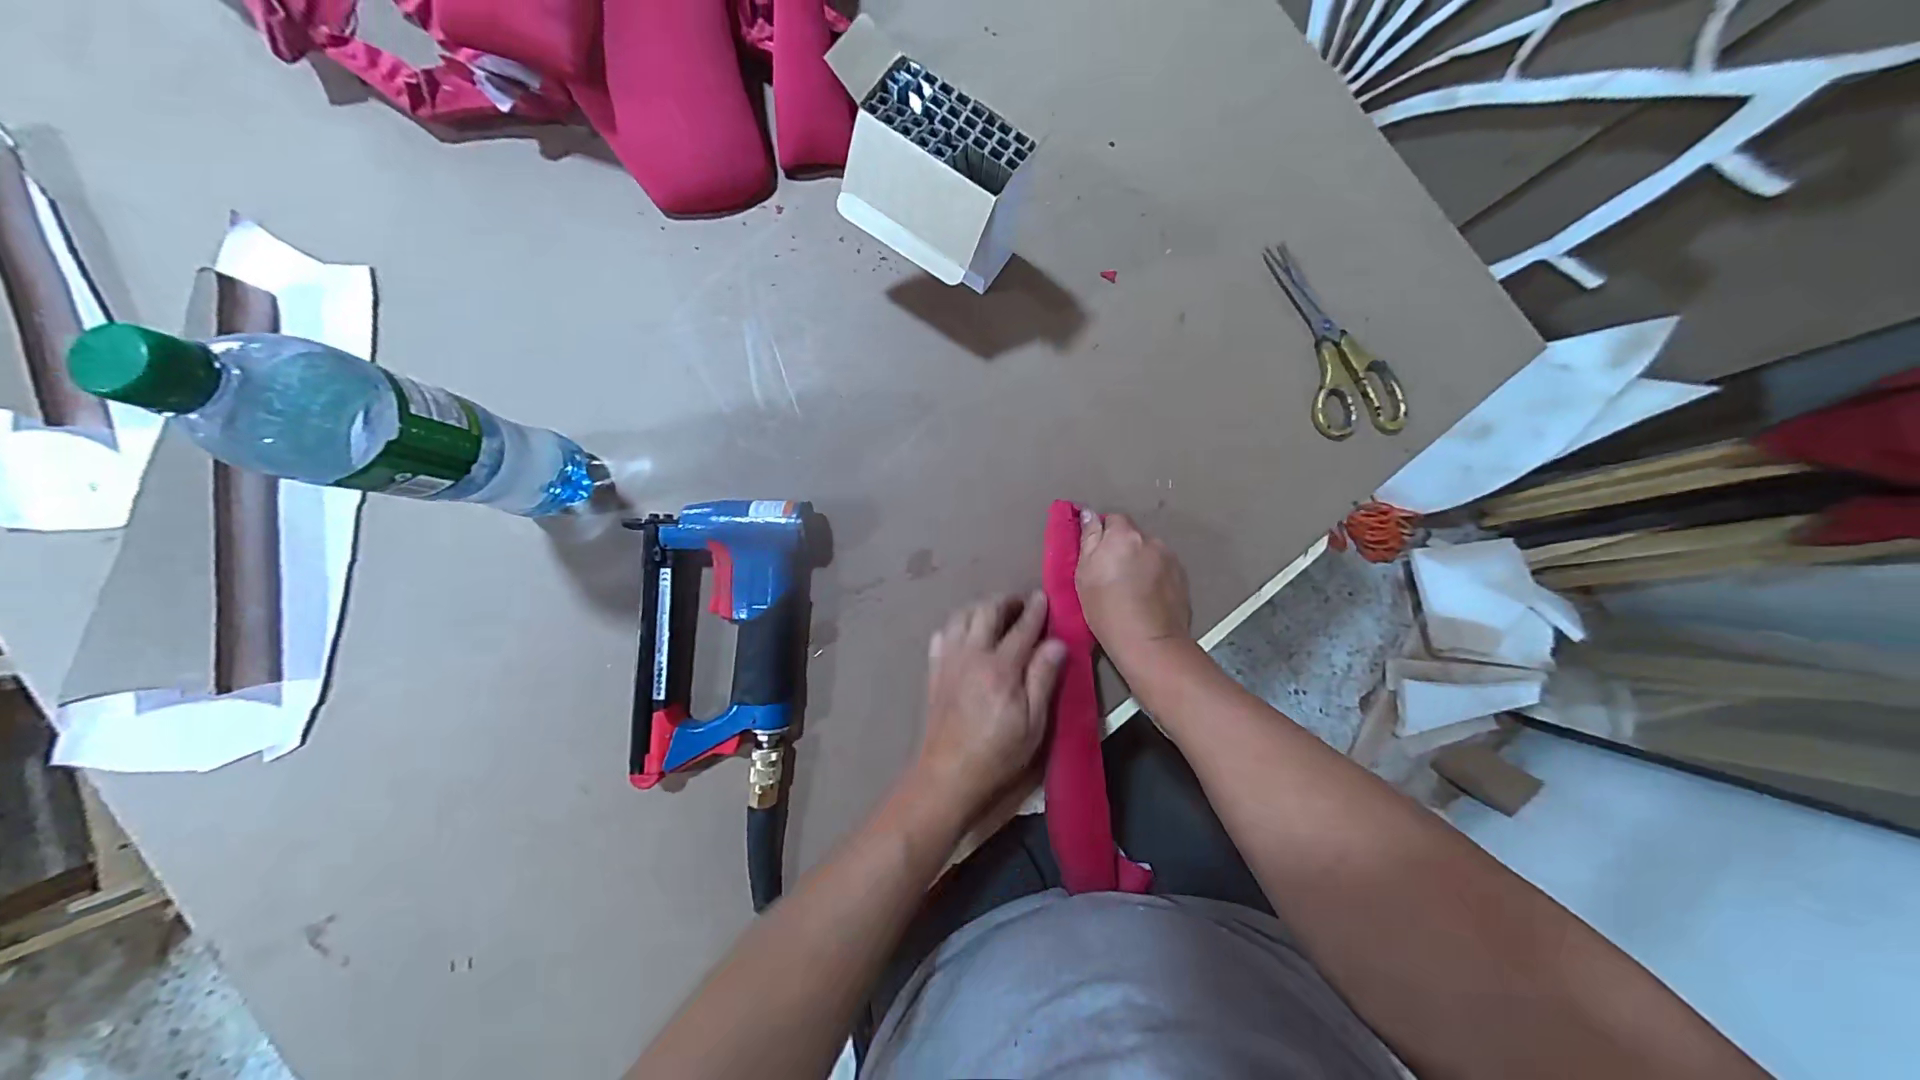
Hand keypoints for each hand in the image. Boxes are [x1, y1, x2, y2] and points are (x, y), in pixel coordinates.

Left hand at [915, 592, 1066, 819]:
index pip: (1022, 627)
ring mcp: (949, 661)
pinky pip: (943, 634)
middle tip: (1021, 603)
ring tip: (995, 615)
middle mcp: (972, 655)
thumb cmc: (998, 754)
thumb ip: (1043, 679)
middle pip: (987, 611)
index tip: (1044, 596)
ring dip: (980, 608)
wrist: (948, 775)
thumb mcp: (1033, 724)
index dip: (1036, 609)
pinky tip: (965, 636)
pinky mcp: (934, 671)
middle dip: (1006, 601)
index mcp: (1001, 668)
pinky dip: (957, 626)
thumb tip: (1056, 643)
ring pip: (961, 616)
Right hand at [1075, 510, 1192, 663]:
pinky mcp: (1183, 577)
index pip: (1112, 519)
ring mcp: (1170, 558)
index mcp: (1123, 535)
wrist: (1150, 642)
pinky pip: (1163, 567)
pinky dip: (1155, 575)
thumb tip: (1088, 514)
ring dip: (1140, 561)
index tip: (1097, 556)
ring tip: (1132, 589)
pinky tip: (1149, 596)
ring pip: (1149, 551)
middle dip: (1123, 548)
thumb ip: (1088, 539)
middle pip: (1133, 535)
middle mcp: (1150, 540)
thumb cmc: (1107, 609)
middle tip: (1111, 575)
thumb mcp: (1085, 574)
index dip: (1103, 535)